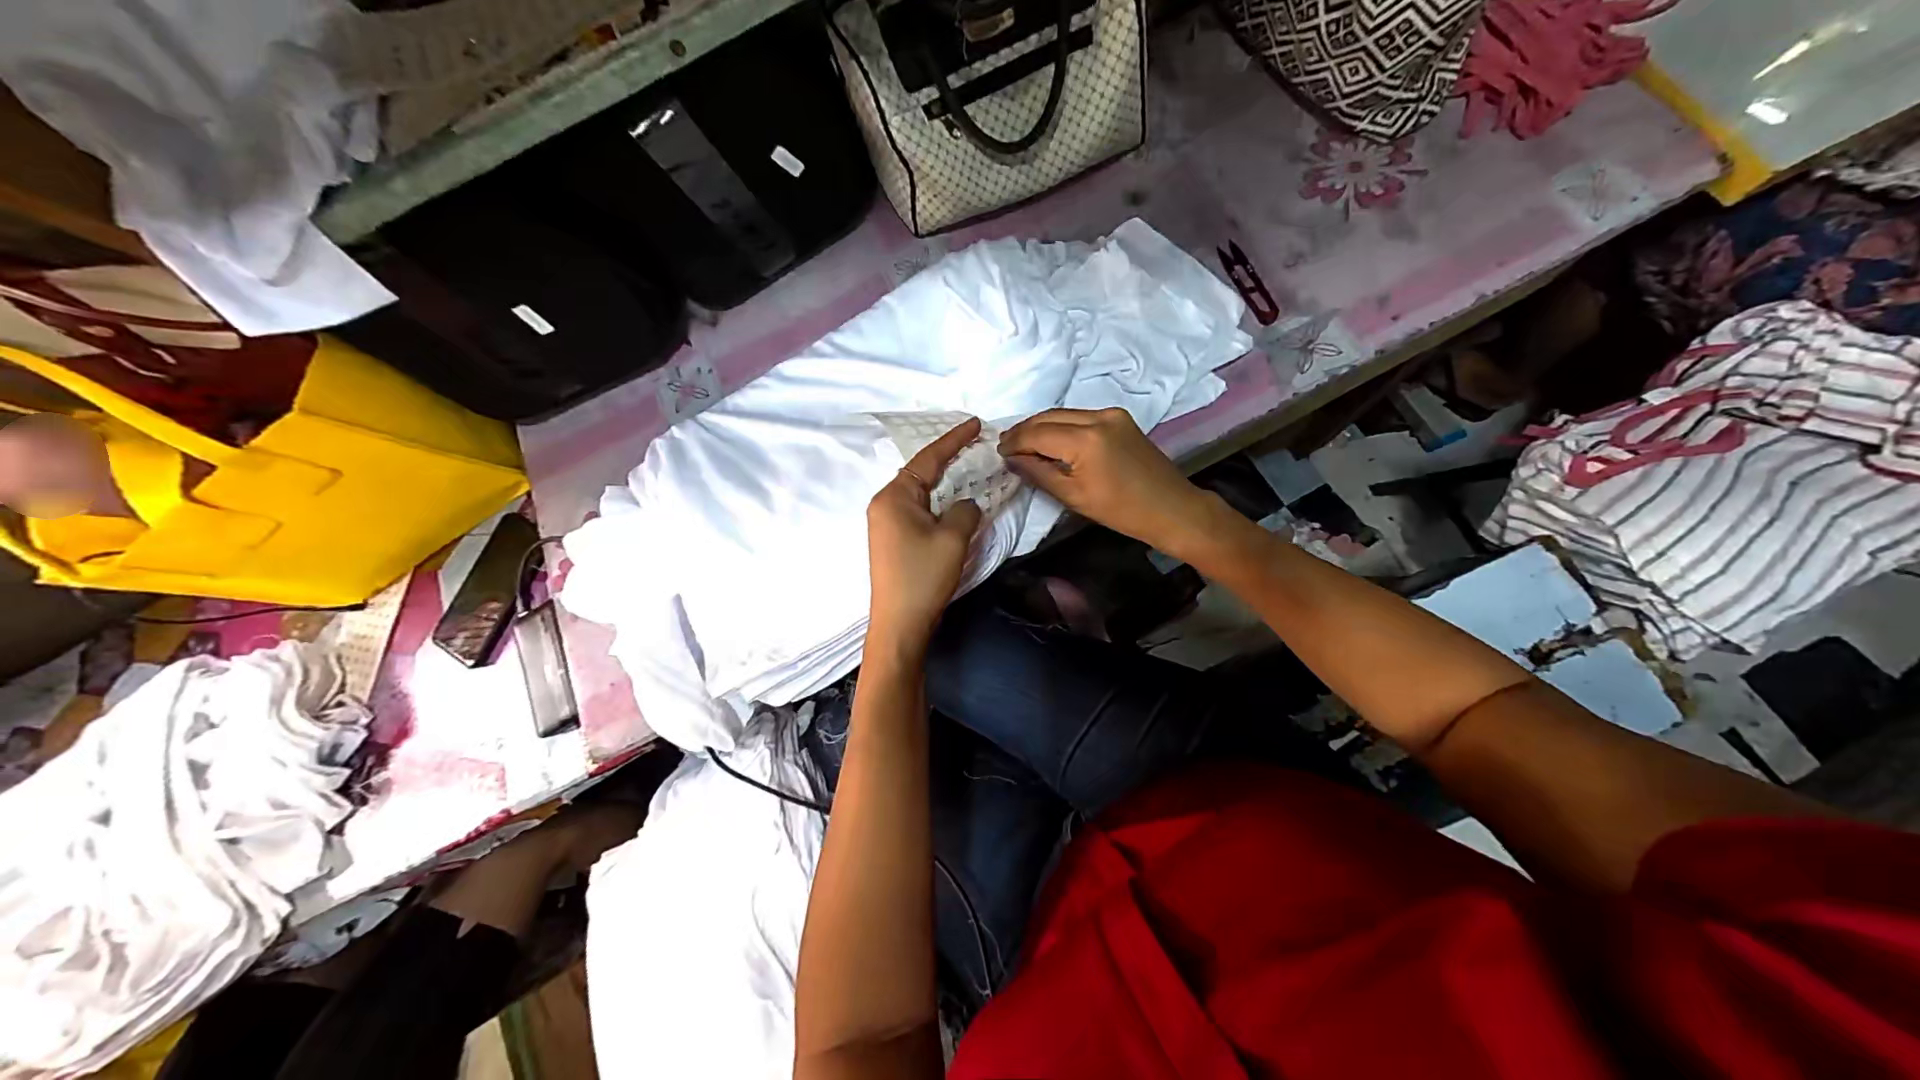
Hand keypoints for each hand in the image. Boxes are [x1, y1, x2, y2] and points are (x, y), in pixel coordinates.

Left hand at [866, 417, 985, 656]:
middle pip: (921, 473)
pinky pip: (919, 511)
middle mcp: (884, 505)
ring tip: (971, 470)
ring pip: (921, 494)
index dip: (954, 440)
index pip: (928, 458)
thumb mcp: (953, 538)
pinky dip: (939, 504)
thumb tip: (965, 505)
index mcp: (893, 497)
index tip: (976, 423)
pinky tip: (955, 504)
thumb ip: (965, 509)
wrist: (900, 624)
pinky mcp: (892, 541)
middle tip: (978, 445)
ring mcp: (885, 524)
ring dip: (945, 483)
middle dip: (949, 459)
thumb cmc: (923, 576)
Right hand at [999, 407, 1221, 555]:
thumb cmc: (1121, 511)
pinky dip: (1061, 426)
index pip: (1037, 433)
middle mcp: (1098, 417)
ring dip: (1041, 426)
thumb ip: (1039, 473)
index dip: (1014, 441)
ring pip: (1063, 413)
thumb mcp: (1073, 497)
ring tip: (1023, 444)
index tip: (998, 452)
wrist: (1171, 508)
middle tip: (1005, 446)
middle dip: (1024, 430)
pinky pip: (1081, 416)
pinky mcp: (1120, 418)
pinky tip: (1051, 440)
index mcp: (1085, 439)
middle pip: (1048, 417)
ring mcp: (1111, 414)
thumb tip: (1012, 458)